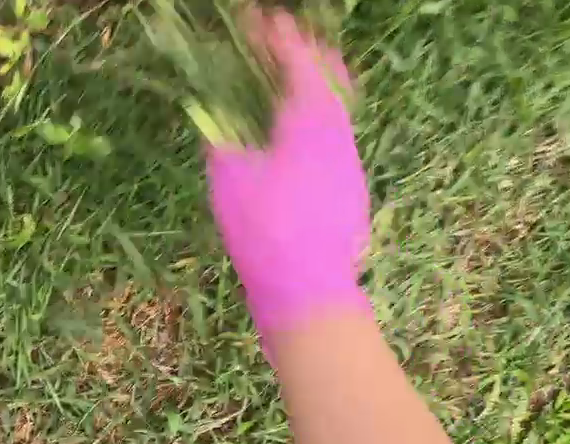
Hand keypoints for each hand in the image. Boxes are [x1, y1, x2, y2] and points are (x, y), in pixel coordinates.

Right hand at [206, 13, 372, 343]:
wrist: (309, 291)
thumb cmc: (264, 234)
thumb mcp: (229, 184)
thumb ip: (223, 144)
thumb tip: (215, 124)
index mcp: (309, 119)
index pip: (296, 58)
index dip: (276, 36)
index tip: (260, 21)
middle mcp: (339, 132)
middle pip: (330, 76)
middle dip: (306, 58)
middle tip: (282, 54)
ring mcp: (351, 163)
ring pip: (336, 113)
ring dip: (311, 100)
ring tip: (285, 104)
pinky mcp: (354, 193)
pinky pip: (336, 146)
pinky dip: (316, 134)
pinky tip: (297, 156)